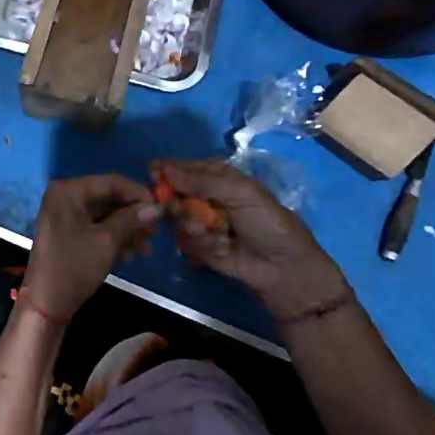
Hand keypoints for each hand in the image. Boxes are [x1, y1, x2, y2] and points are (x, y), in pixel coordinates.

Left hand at [21, 175, 160, 321]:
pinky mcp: (68, 231)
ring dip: (127, 228)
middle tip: (155, 231)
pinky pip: (96, 225)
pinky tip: (130, 254)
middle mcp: (65, 196)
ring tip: (146, 248)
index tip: (161, 209)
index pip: (111, 182)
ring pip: (105, 213)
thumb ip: (132, 219)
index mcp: (69, 191)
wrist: (45, 304)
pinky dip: (114, 236)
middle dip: (133, 215)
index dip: (138, 194)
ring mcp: (65, 214)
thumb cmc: (74, 267)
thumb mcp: (106, 242)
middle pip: (109, 197)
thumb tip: (157, 207)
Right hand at [151, 160, 346, 314]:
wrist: (282, 267)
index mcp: (218, 177)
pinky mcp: (200, 247)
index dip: (168, 168)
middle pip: (175, 193)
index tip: (151, 171)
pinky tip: (221, 248)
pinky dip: (202, 245)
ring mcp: (202, 223)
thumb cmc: (266, 221)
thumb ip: (201, 181)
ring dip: (194, 226)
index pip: (185, 168)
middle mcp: (206, 197)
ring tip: (216, 234)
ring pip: (178, 218)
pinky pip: (186, 241)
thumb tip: (164, 169)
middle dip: (177, 201)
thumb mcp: (240, 192)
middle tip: (183, 208)